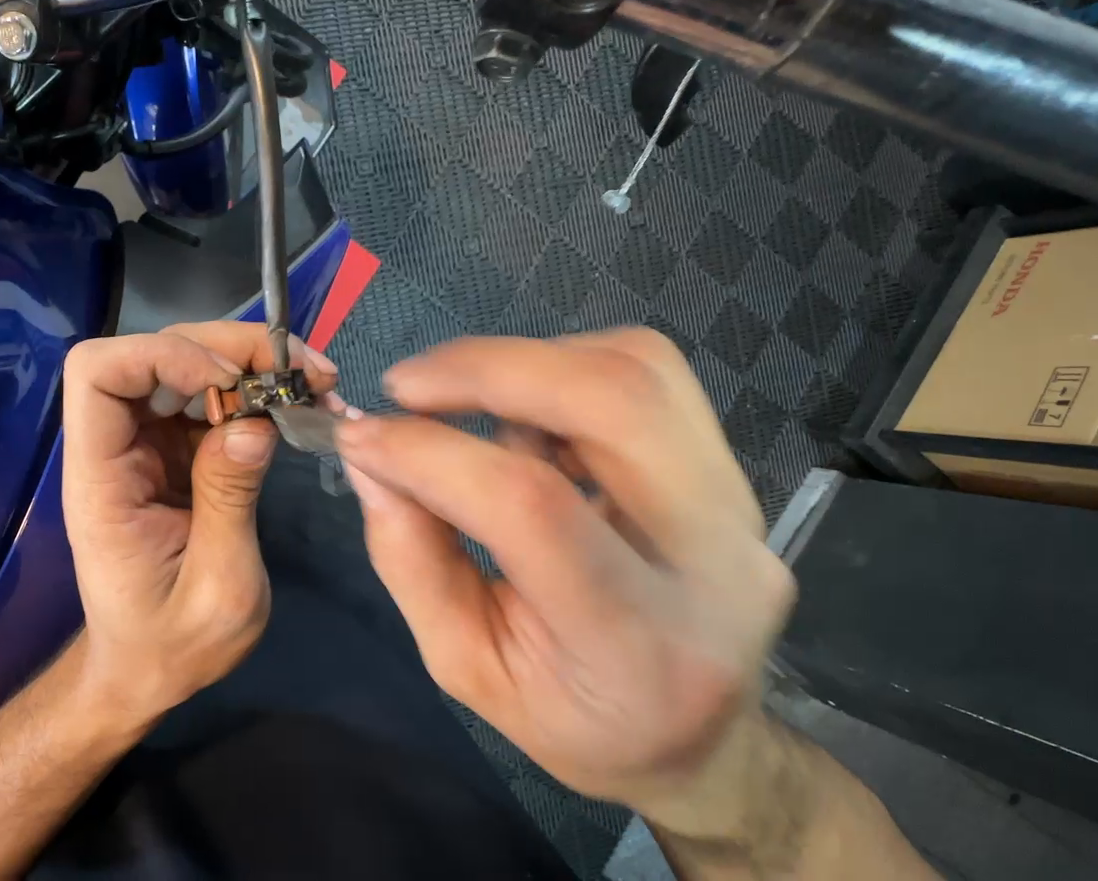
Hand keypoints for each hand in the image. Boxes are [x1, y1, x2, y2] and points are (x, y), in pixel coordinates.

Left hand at [61, 322, 337, 722]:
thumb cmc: (172, 646)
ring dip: (250, 363)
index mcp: (101, 480)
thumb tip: (255, 420)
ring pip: (185, 365)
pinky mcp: (174, 449)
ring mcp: (145, 443)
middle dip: (228, 348)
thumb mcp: (218, 588)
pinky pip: (209, 397)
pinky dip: (255, 390)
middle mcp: (116, 447)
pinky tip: (298, 404)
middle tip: (306, 369)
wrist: (148, 671)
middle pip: (151, 354)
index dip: (161, 355)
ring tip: (315, 383)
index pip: (98, 375)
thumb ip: (229, 500)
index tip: (231, 382)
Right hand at [334, 330, 795, 839]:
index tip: (360, 438)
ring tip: (463, 404)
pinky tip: (525, 414)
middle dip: (487, 368)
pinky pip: (646, 371)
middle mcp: (711, 557)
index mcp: (636, 639)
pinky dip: (562, 367)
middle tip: (405, 386)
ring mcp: (737, 502)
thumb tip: (367, 454)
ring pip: (636, 367)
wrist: (698, 735)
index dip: (429, 454)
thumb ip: (409, 557)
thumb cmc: (571, 716)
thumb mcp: (462, 663)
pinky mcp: (731, 468)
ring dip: (524, 363)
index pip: (530, 506)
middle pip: (613, 400)